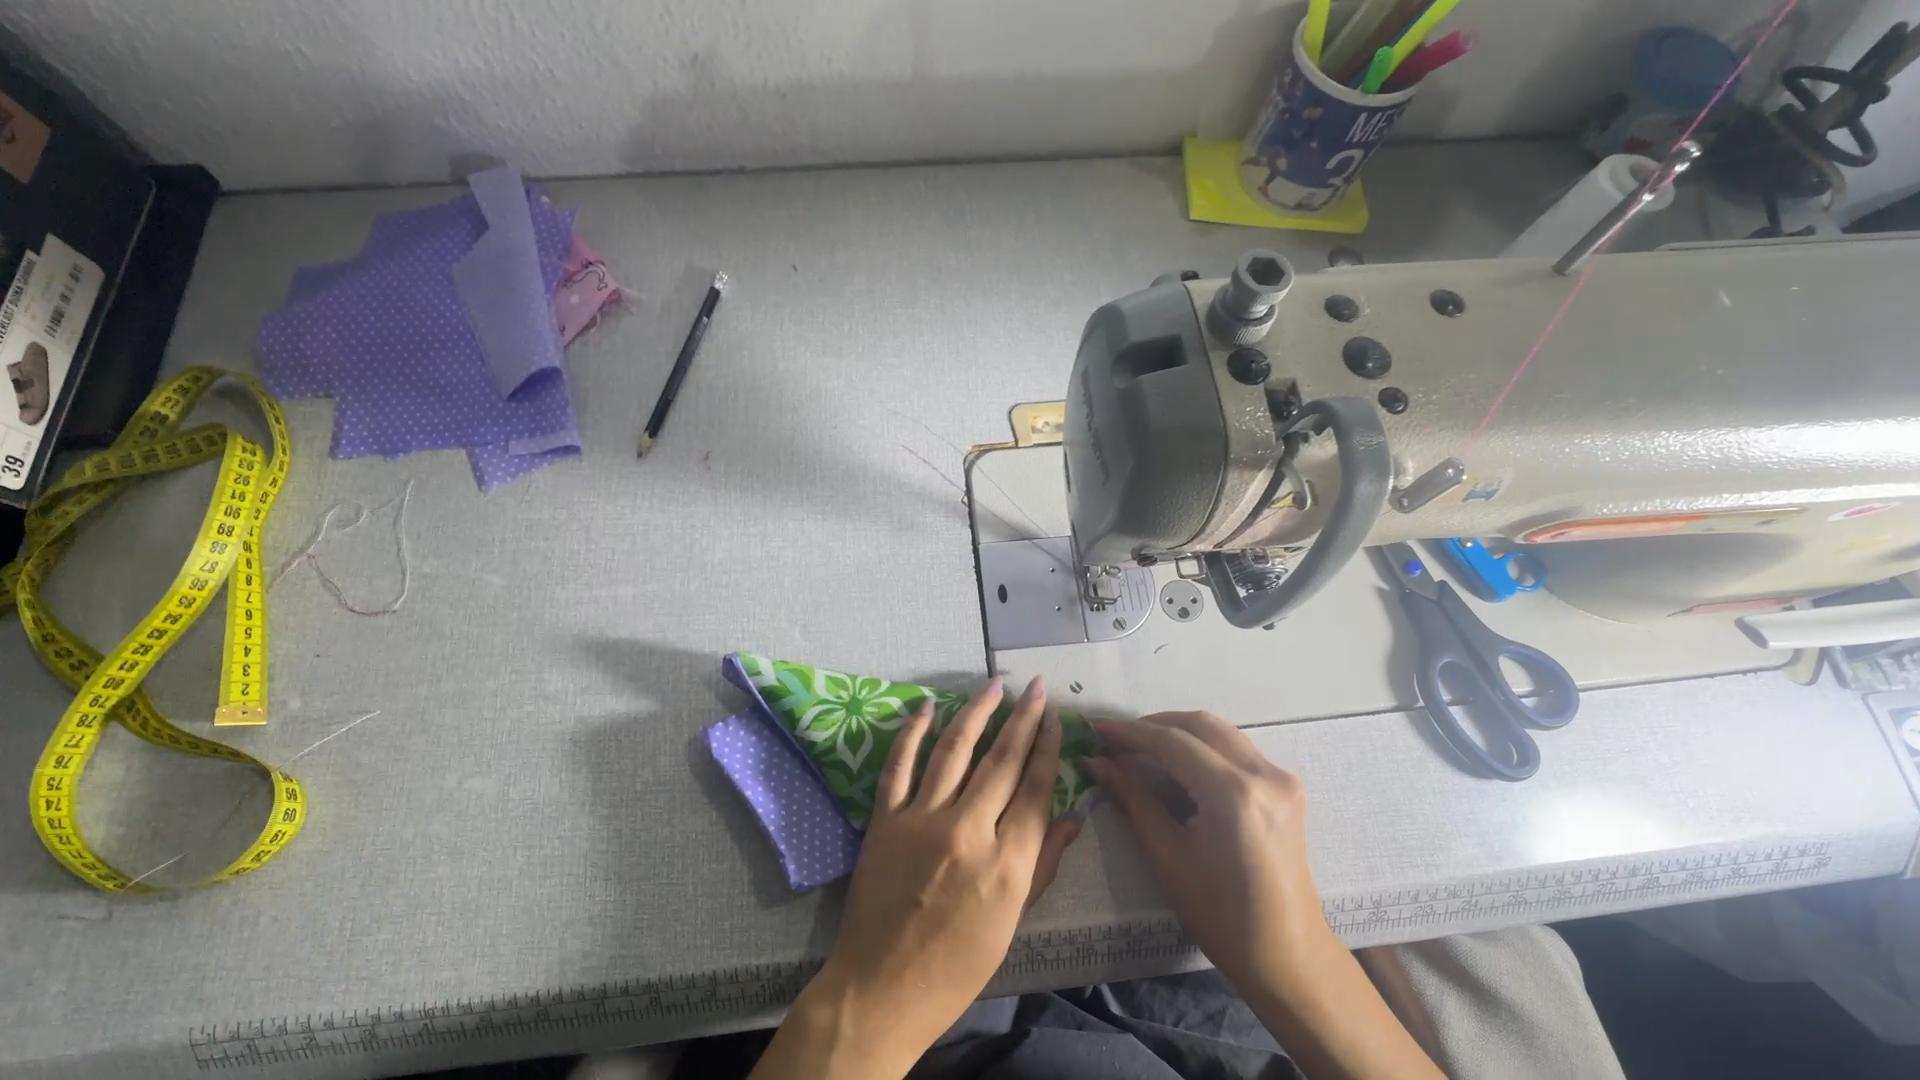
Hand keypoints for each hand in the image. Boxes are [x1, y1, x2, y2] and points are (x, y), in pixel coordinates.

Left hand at [752, 677, 1081, 1079]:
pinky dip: (912, 733)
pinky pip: (899, 766)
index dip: (1048, 746)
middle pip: (1003, 761)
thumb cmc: (958, 964)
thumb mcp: (1013, 921)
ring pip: (954, 750)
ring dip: (977, 713)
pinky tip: (926, 708)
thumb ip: (1044, 863)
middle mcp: (969, 831)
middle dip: (1024, 719)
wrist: (883, 987)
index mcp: (1009, 862)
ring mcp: (922, 821)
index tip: (1055, 716)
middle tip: (1035, 687)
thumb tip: (1072, 816)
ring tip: (993, 686)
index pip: (1037, 788)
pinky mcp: (885, 821)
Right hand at [1087, 713, 1443, 1079]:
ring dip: (1179, 732)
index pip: (1173, 742)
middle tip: (1116, 740)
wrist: (1286, 954)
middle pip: (1200, 724)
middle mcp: (1265, 774)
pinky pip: (1237, 749)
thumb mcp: (1167, 857)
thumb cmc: (1220, 915)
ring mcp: (1282, 777)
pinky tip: (1177, 765)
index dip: (1130, 733)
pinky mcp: (1287, 787)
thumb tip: (1096, 761)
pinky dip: (1203, 747)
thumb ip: (1132, 799)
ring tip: (1140, 749)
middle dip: (1154, 725)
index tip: (1095, 730)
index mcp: (1234, 794)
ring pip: (1221, 731)